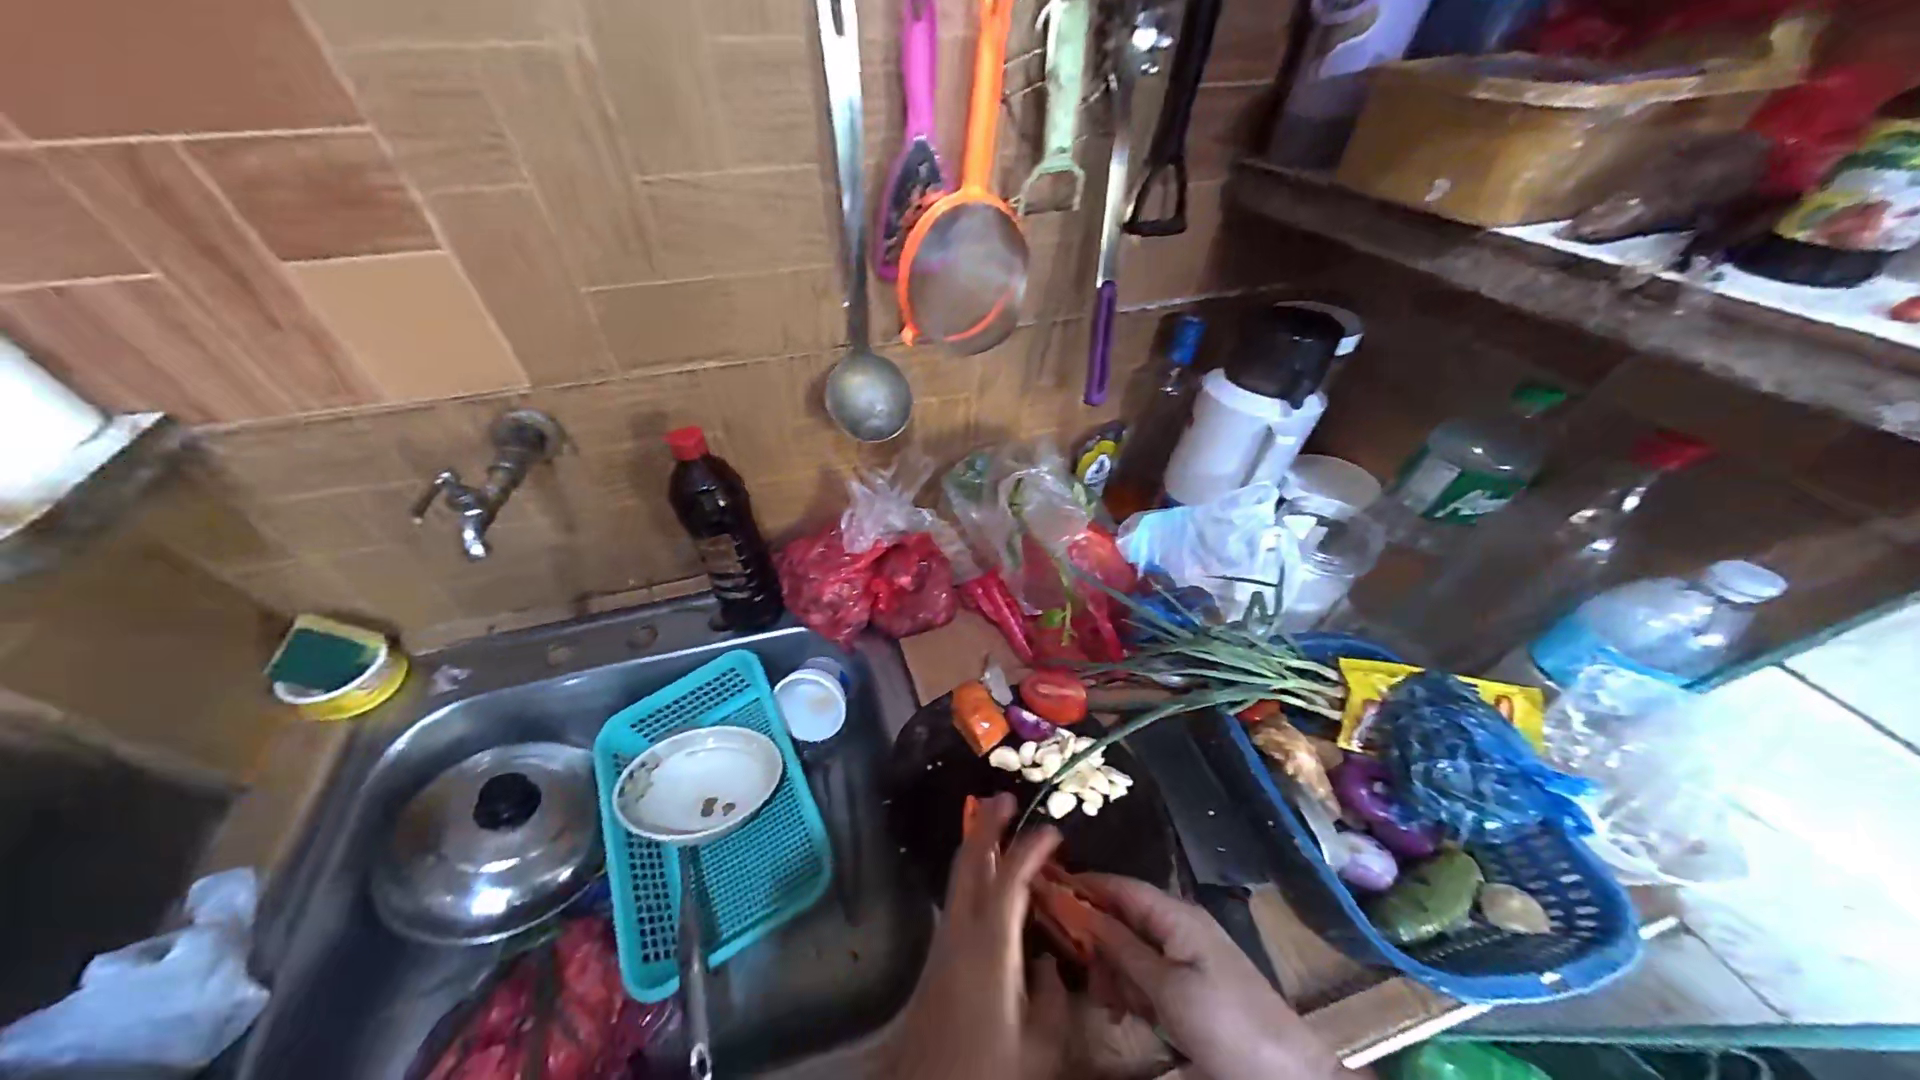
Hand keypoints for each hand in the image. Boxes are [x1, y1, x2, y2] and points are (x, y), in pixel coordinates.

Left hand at [884, 794, 1069, 1079]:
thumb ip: (1053, 996)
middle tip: (1005, 797)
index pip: (1010, 880)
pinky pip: (957, 894)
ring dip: (977, 843)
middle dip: (986, 825)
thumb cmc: (986, 1066)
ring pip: (959, 875)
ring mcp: (945, 939)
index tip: (1051, 828)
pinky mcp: (938, 953)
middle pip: (970, 862)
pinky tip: (987, 876)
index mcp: (991, 945)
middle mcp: (962, 930)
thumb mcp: (1039, 1044)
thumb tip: (1051, 962)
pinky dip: (972, 869)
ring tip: (996, 822)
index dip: (1029, 849)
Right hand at [1079, 873, 1356, 1079]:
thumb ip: (1123, 947)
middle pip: (1123, 918)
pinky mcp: (1191, 985)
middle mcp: (1179, 927)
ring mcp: (1186, 957)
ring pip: (1132, 949)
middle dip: (1099, 941)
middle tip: (1082, 973)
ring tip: (1108, 1003)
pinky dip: (1132, 989)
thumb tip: (1084, 911)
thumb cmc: (1225, 1024)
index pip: (1121, 886)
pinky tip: (1124, 1012)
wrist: (1286, 1076)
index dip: (1086, 885)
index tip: (1049, 889)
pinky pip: (1149, 974)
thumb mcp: (1167, 988)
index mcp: (1176, 915)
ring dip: (1114, 971)